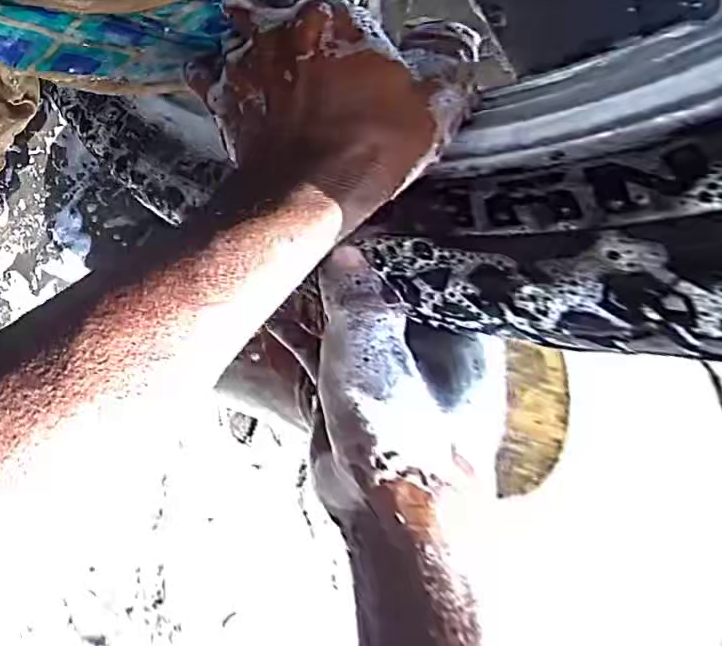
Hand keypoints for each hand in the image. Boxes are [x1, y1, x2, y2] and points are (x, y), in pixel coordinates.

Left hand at [187, 0, 478, 227]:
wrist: (306, 187)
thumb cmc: (367, 144)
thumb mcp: (436, 95)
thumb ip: (445, 51)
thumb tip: (446, 36)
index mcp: (328, 19)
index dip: (349, 3)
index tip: (359, 18)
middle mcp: (276, 33)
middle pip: (276, 6)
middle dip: (289, 15)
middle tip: (309, 34)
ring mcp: (241, 62)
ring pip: (237, 33)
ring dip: (250, 40)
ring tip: (273, 54)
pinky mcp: (219, 93)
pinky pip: (205, 70)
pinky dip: (214, 71)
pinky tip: (231, 78)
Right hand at [276, 246, 505, 518]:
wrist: (384, 506)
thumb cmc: (402, 431)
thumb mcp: (374, 350)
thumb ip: (359, 298)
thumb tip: (346, 252)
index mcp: (457, 340)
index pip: (429, 275)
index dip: (396, 245)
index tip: (358, 215)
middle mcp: (425, 352)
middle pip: (380, 293)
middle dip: (343, 268)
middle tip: (306, 233)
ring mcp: (384, 371)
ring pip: (344, 318)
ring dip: (311, 296)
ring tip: (277, 262)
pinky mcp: (348, 389)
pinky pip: (317, 346)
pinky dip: (293, 328)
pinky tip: (265, 310)